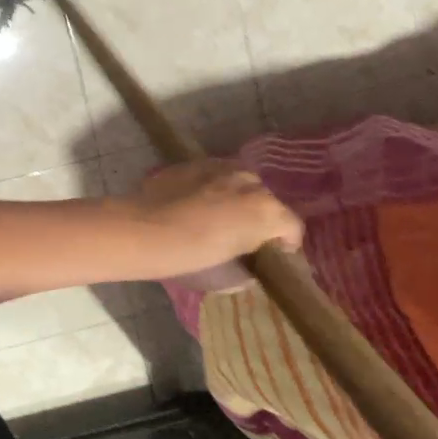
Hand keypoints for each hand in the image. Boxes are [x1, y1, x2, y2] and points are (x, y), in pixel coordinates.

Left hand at [113, 160, 302, 289]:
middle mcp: (250, 183)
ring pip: (241, 182)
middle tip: (240, 235)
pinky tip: (196, 200)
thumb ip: (249, 266)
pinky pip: (215, 174)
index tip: (270, 255)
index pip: (292, 227)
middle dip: (259, 216)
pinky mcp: (194, 162)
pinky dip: (212, 185)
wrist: (144, 229)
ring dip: (237, 196)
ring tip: (218, 214)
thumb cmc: (191, 257)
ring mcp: (220, 167)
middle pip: (267, 200)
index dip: (285, 244)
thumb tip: (248, 264)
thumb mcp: (230, 276)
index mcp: (268, 212)